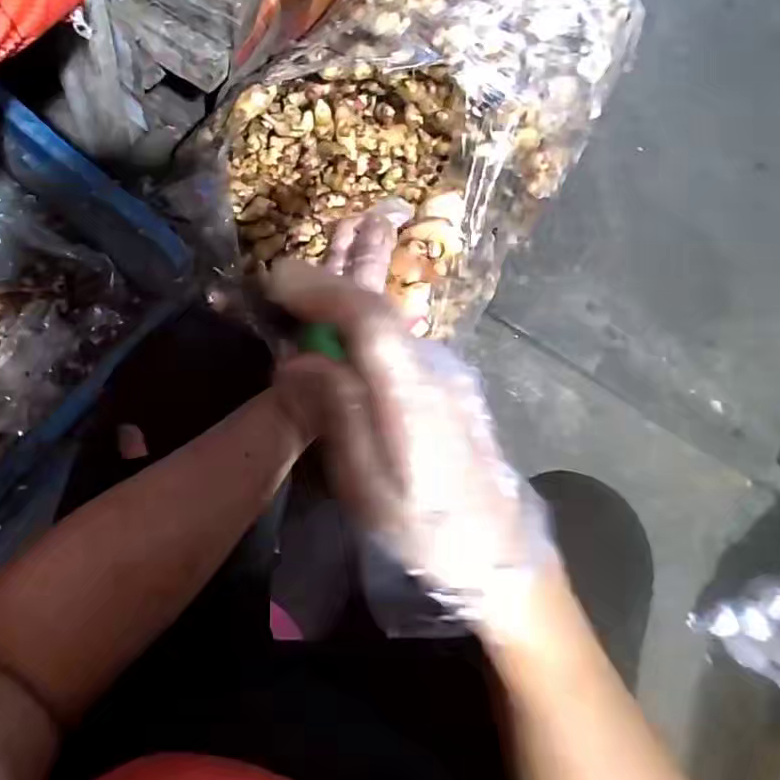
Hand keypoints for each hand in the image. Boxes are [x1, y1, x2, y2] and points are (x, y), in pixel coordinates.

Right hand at [266, 208, 556, 631]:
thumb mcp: (369, 489)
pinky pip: (400, 335)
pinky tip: (361, 299)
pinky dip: (373, 310)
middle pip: (386, 303)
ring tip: (352, 235)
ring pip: (396, 315)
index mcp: (411, 396)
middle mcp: (434, 370)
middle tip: (328, 223)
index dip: (324, 289)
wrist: (502, 556)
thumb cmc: (427, 532)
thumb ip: (336, 416)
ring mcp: (447, 374)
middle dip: (354, 261)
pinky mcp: (449, 384)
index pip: (368, 319)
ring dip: (367, 276)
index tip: (278, 278)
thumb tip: (302, 359)